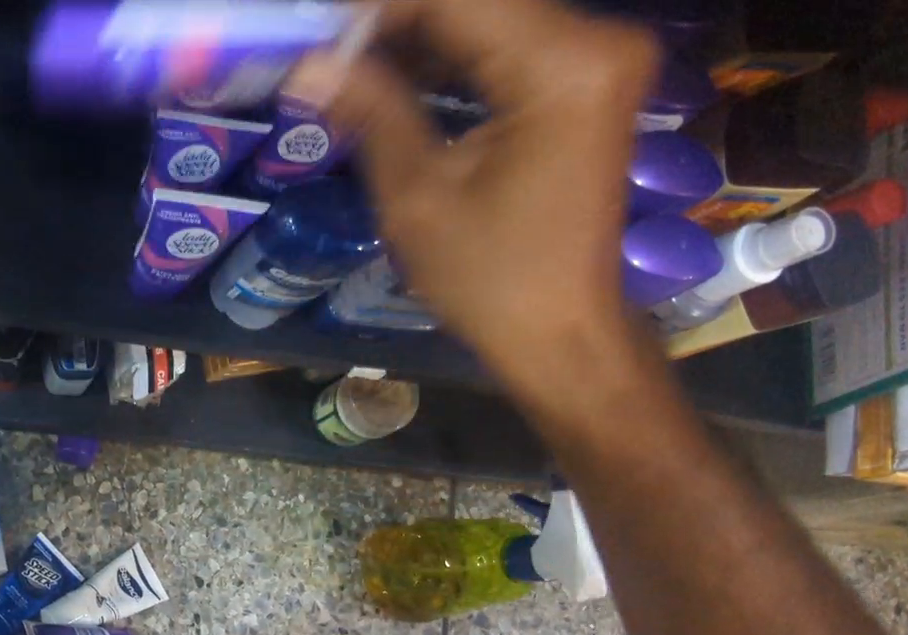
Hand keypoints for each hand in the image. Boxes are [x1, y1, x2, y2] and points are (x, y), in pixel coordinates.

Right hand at [288, 0, 660, 408]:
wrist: (561, 329)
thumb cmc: (488, 279)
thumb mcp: (417, 197)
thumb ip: (372, 112)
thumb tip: (308, 64)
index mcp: (560, 67)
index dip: (379, 7)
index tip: (318, 27)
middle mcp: (595, 41)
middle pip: (478, 0)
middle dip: (399, 19)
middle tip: (331, 50)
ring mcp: (598, 58)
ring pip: (492, 17)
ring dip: (421, 34)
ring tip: (352, 63)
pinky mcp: (588, 81)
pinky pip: (511, 44)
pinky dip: (454, 55)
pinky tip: (399, 75)